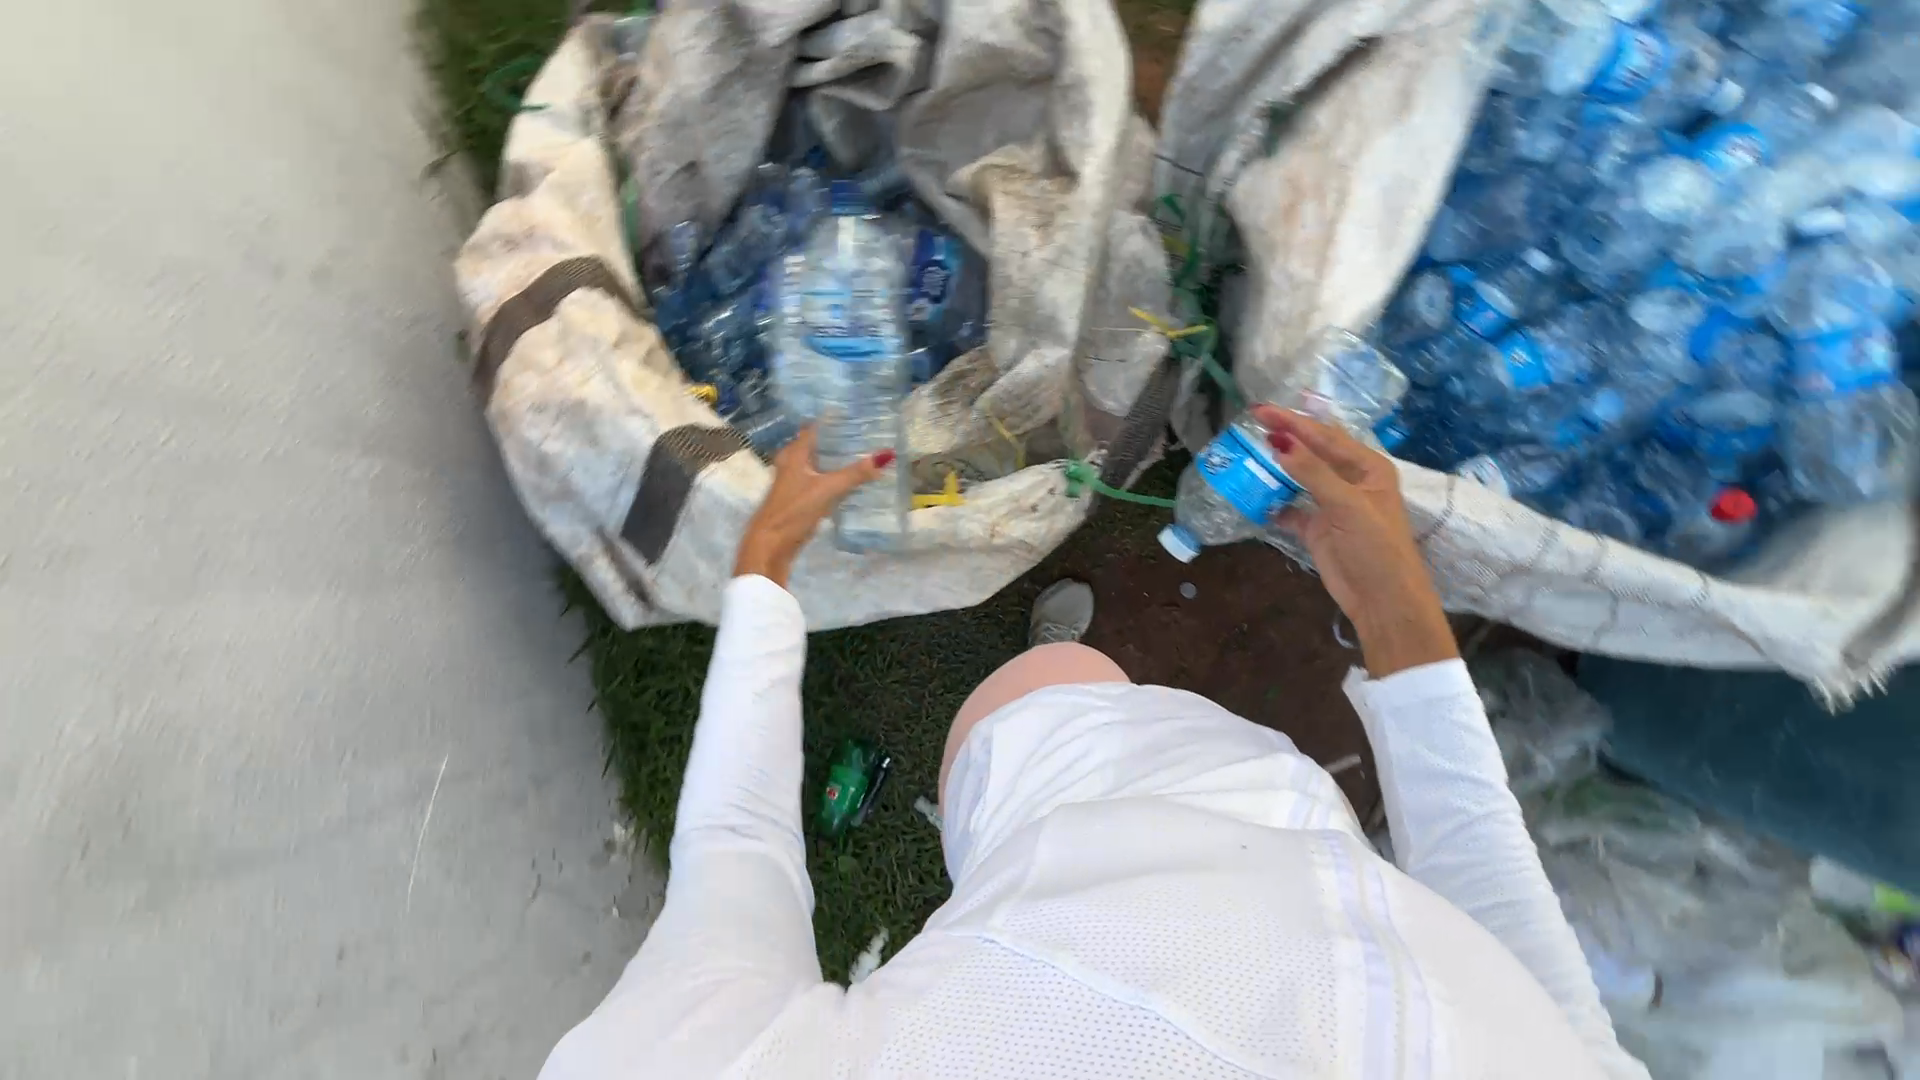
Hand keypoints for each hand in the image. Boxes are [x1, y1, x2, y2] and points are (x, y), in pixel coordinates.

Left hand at [734, 427, 894, 587]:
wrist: (770, 544)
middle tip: (866, 433)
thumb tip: (886, 455)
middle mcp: (793, 462)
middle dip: (840, 440)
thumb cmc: (794, 510)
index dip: (833, 420)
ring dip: (837, 460)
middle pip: (819, 445)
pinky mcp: (799, 497)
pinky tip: (851, 479)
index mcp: (795, 453)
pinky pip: (821, 480)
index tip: (856, 414)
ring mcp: (794, 481)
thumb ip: (856, 474)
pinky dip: (834, 476)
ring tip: (864, 453)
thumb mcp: (827, 489)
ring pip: (820, 463)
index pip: (815, 428)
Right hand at [1256, 406, 1458, 677]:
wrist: (1383, 599)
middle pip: (1312, 452)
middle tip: (1250, 423)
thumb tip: (1279, 442)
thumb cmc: (1376, 548)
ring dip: (1276, 468)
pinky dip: (1273, 504)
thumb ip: (1312, 473)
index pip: (1325, 436)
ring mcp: (1331, 505)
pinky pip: (1290, 509)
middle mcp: (1350, 481)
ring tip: (1247, 453)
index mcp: (1367, 468)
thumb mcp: (1347, 506)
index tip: (1260, 411)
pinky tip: (1255, 498)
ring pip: (1299, 478)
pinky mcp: (1317, 528)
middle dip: (1284, 437)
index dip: (1293, 422)